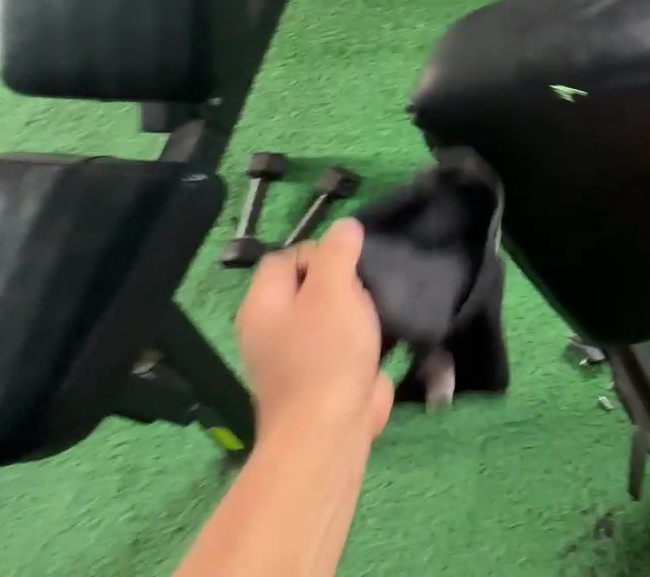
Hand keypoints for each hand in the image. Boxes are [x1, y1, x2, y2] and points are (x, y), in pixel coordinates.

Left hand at [235, 219, 393, 446]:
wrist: (331, 424)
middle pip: (309, 283)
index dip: (320, 251)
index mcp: (263, 306)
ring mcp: (298, 352)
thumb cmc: (327, 352)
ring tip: (384, 303)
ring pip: (331, 310)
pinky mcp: (325, 370)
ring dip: (359, 304)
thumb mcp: (334, 292)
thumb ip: (338, 255)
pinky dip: (365, 330)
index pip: (284, 259)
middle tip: (371, 282)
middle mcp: (273, 327)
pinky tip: (386, 330)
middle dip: (344, 277)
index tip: (354, 261)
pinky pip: (345, 337)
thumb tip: (345, 226)